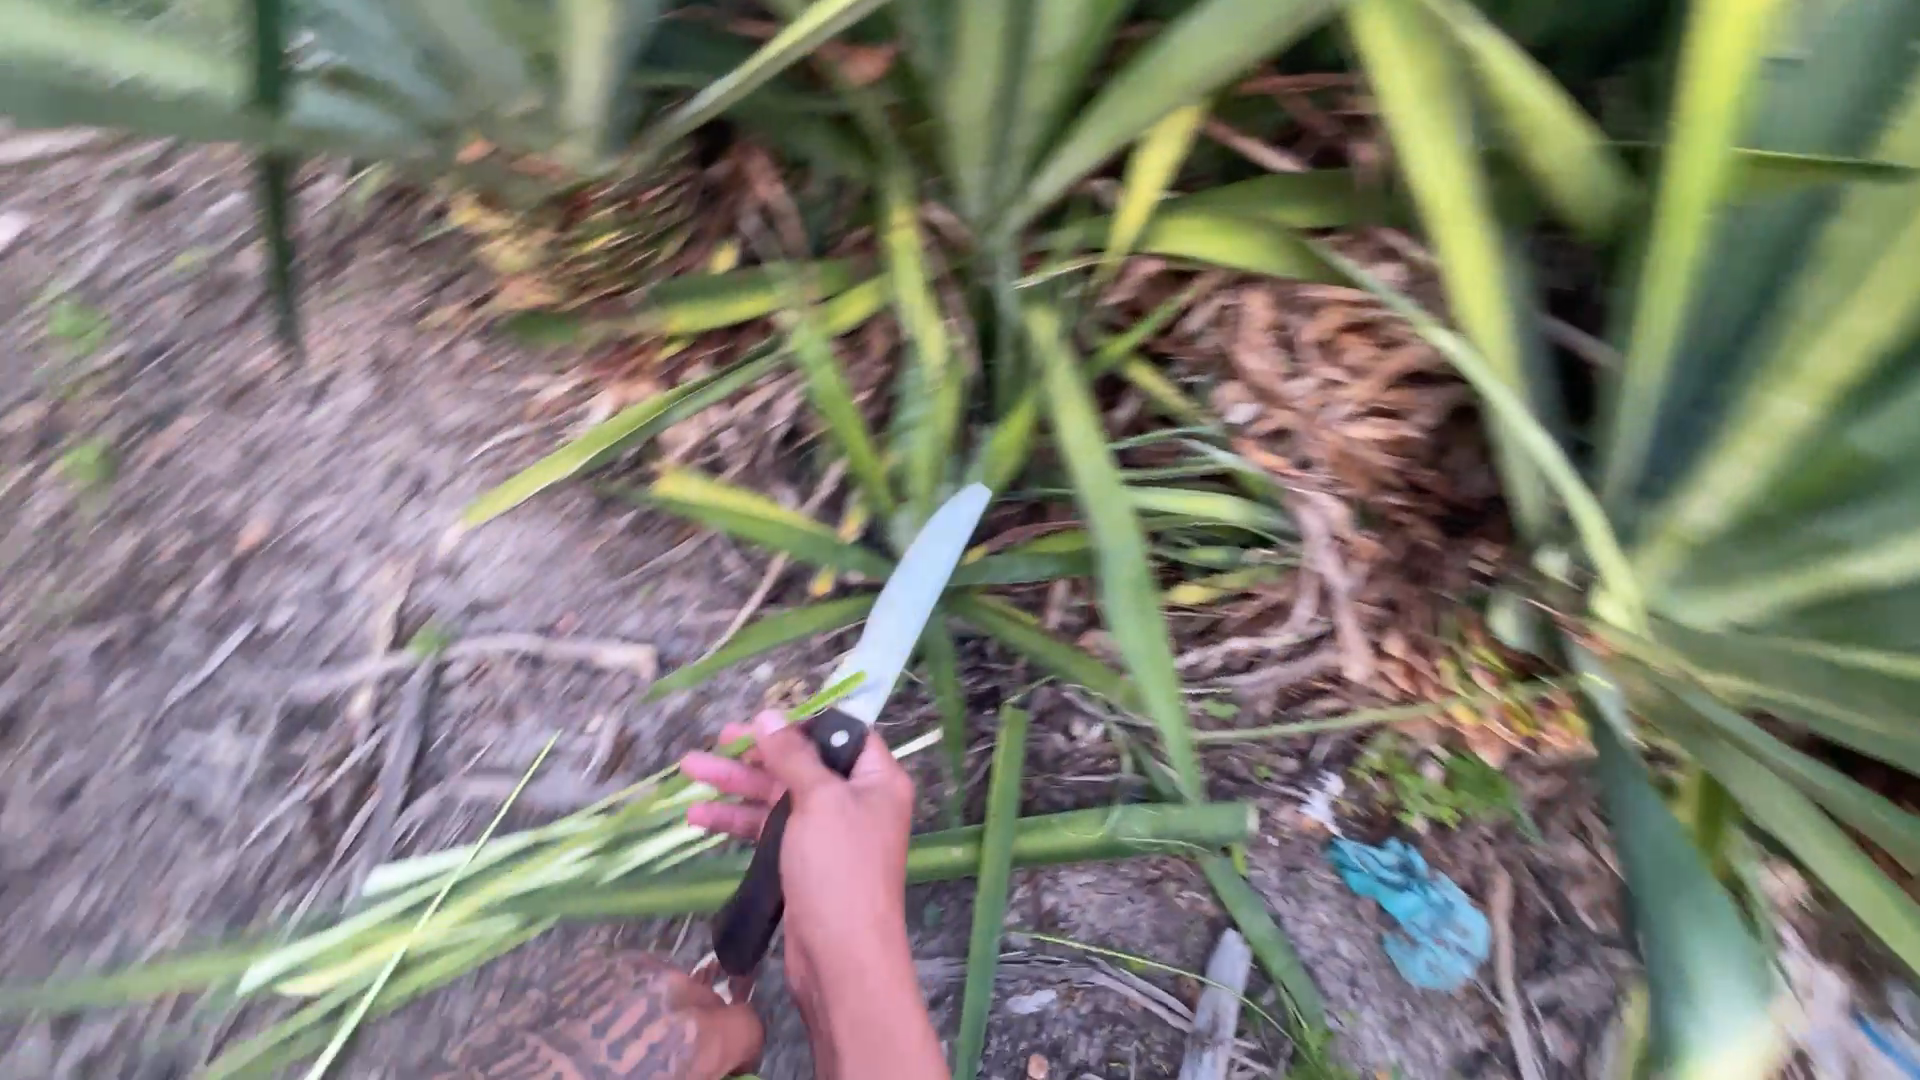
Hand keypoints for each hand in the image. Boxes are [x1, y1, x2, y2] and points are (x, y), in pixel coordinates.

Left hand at [434, 952, 761, 1079]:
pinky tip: (594, 1037)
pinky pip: (629, 979)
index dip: (741, 1055)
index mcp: (694, 1036)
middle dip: (702, 1034)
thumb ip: (704, 1076)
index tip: (726, 1073)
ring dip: (664, 1014)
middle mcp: (671, 989)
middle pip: (712, 1001)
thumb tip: (725, 1075)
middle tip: (671, 1069)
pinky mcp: (588, 965)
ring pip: (671, 985)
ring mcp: (628, 970)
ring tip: (626, 1053)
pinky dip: (627, 1002)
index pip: (750, 1026)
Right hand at [681, 710, 947, 1079]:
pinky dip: (738, 821)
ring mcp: (828, 832)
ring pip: (779, 796)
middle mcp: (856, 800)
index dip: (803, 725)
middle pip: (802, 764)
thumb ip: (793, 756)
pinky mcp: (803, 861)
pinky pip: (769, 829)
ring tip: (689, 770)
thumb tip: (769, 716)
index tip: (763, 719)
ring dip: (737, 785)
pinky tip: (698, 817)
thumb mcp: (819, 801)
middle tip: (716, 741)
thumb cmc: (840, 869)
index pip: (842, 735)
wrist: (841, 960)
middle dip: (757, 754)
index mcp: (876, 779)